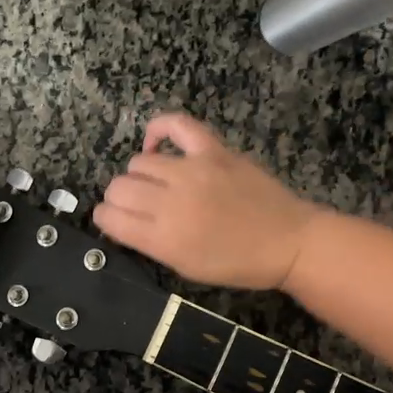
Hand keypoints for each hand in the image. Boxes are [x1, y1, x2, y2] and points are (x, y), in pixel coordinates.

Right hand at [93, 113, 321, 289]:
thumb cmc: (236, 263)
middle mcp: (171, 202)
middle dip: (119, 199)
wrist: (288, 243)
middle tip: (137, 208)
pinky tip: (155, 144)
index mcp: (163, 238)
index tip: (112, 220)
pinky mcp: (212, 151)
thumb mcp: (185, 267)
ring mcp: (192, 171)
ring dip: (140, 175)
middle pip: (119, 188)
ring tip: (156, 185)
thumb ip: (149, 243)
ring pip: (138, 162)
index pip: (109, 217)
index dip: (105, 218)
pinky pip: (176, 125)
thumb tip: (122, 222)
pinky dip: (158, 130)